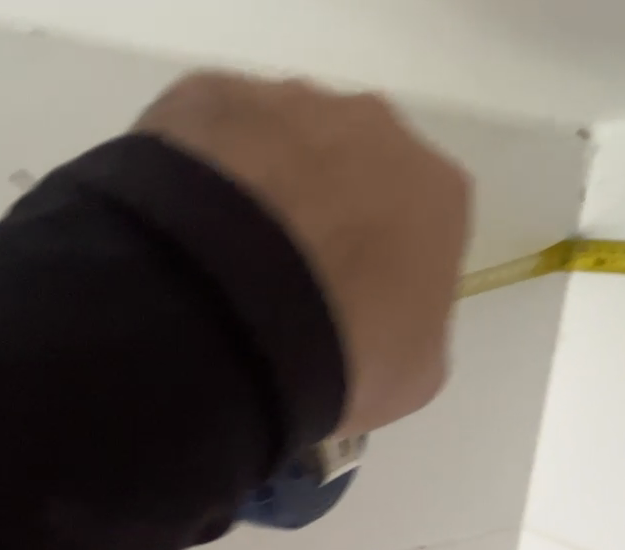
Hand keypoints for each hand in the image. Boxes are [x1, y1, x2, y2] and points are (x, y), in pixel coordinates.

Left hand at [135, 72, 470, 437]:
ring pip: (279, 152)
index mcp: (436, 194)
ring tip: (226, 272)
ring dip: (261, 200)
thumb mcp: (412, 375)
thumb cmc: (343, 347)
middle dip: (323, 224)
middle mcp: (372, 128)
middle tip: (282, 293)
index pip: (420, 232)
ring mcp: (287, 103)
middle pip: (351, 177)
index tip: (349, 315)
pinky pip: (210, 141)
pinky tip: (188, 238)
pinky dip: (202, 182)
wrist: (234, 314)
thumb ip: (415, 334)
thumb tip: (387, 326)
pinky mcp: (207, 99)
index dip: (383, 276)